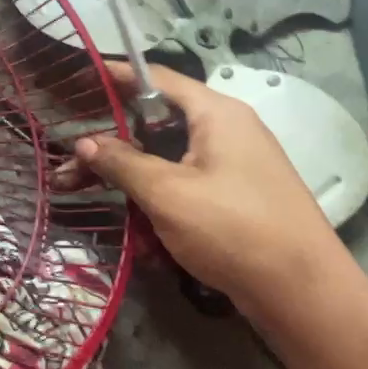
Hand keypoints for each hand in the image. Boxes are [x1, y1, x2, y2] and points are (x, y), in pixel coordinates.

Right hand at [69, 63, 351, 306]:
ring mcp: (231, 166)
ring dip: (126, 176)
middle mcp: (226, 131)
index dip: (114, 77)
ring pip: (165, 158)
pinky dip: (153, 199)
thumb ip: (121, 162)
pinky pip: (182, 186)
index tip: (77, 79)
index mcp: (216, 115)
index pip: (156, 80)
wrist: (300, 291)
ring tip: (80, 190)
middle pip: (155, 123)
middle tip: (67, 156)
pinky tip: (131, 228)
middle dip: (110, 141)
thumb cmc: (232, 228)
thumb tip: (83, 142)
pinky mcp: (231, 198)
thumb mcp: (166, 192)